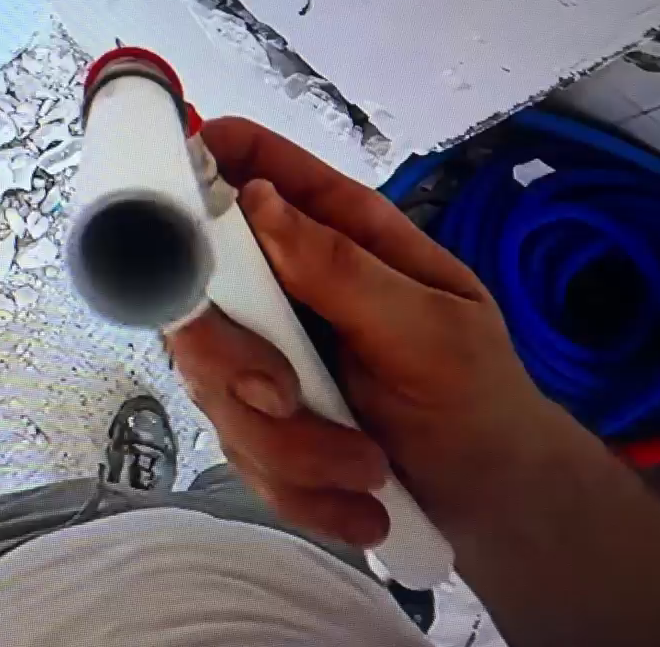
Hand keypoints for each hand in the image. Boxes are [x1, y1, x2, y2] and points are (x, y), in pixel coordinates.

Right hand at [166, 119, 591, 547]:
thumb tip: (253, 196)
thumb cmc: (477, 391)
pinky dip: (289, 483)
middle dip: (228, 355)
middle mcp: (273, 275)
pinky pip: (230, 440)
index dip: (196, 158)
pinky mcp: (247, 407)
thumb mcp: (430, 325)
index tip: (169, 198)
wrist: (489, 498)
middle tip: (285, 398)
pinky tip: (351, 500)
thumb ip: (340, 265)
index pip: (245, 160)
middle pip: (190, 282)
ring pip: (204, 374)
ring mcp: (251, 342)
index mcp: (324, 227)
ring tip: (362, 469)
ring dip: (281, 442)